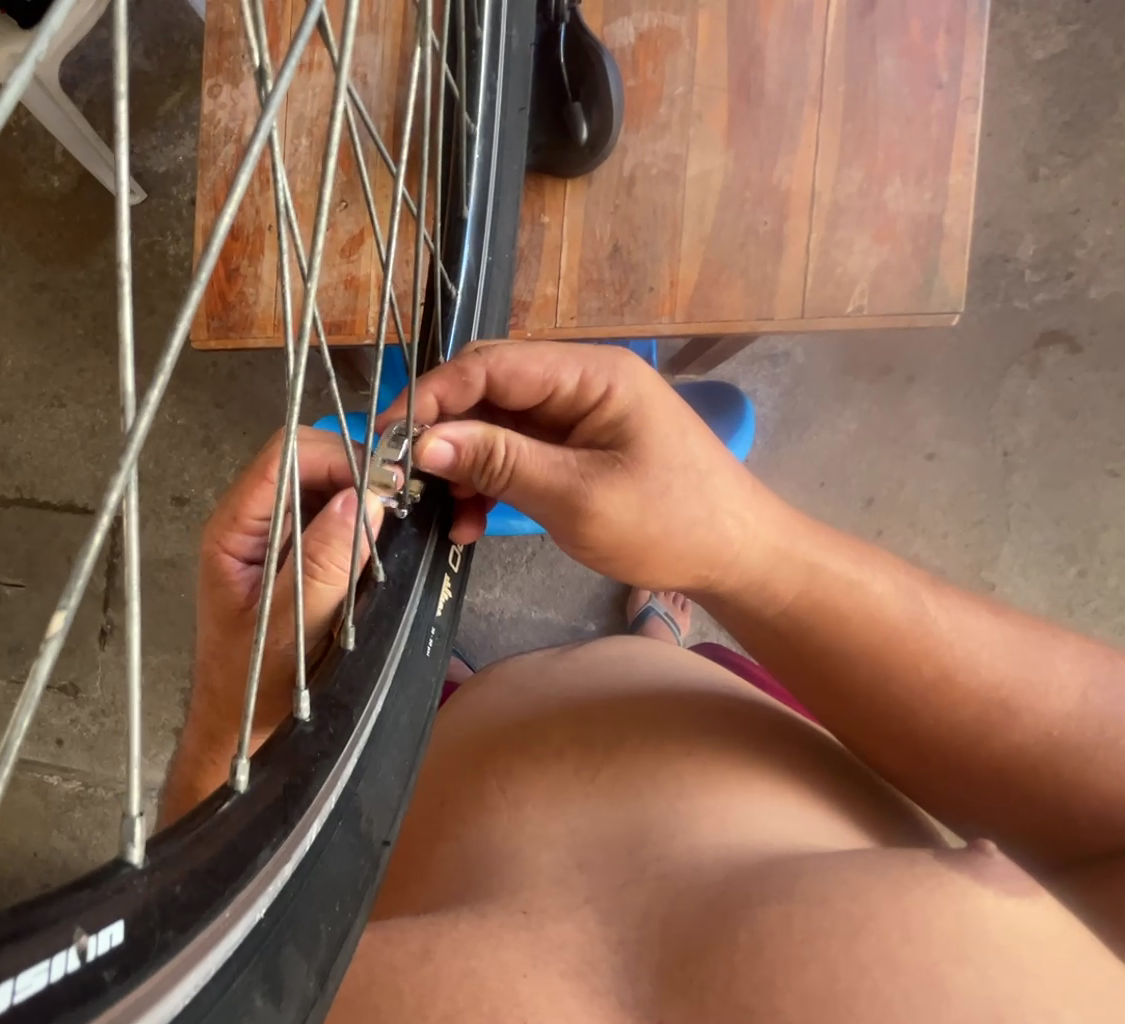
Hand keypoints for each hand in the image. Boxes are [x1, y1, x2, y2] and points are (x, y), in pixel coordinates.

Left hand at [189, 427, 384, 746]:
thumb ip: (322, 565)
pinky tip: (385, 535)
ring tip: (400, 511)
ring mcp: (273, 538)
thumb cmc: (254, 687)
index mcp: (232, 532)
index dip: (337, 456)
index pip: (283, 457)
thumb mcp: (289, 630)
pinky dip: (360, 517)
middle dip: (353, 468)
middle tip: (401, 496)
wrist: (242, 731)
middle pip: (302, 462)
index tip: (386, 480)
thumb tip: (361, 498)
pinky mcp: (296, 556)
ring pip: (320, 486)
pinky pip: (330, 517)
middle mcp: (249, 524)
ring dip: (360, 490)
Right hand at [381, 341, 787, 595]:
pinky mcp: (568, 447)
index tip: (388, 439)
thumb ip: (498, 463)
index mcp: (588, 374)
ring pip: (490, 425)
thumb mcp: (577, 495)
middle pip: (484, 390)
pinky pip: (509, 454)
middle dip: (441, 432)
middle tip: (406, 478)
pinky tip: (471, 523)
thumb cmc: (670, 522)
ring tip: (446, 515)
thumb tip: (422, 443)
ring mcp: (572, 415)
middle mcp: (575, 382)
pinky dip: (483, 485)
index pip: (490, 365)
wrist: (735, 557)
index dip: (432, 396)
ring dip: (460, 467)